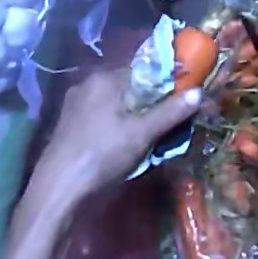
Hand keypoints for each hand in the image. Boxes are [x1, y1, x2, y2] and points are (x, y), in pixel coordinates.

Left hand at [23, 66, 201, 219]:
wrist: (59, 186)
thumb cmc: (103, 154)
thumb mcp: (142, 134)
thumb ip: (170, 112)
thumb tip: (198, 92)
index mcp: (105, 78)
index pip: (144, 72)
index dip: (164, 86)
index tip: (180, 103)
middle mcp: (88, 83)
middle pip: (129, 87)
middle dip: (148, 103)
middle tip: (165, 125)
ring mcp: (75, 102)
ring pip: (115, 102)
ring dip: (132, 115)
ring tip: (146, 137)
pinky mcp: (69, 121)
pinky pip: (101, 113)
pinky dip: (115, 123)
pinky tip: (121, 142)